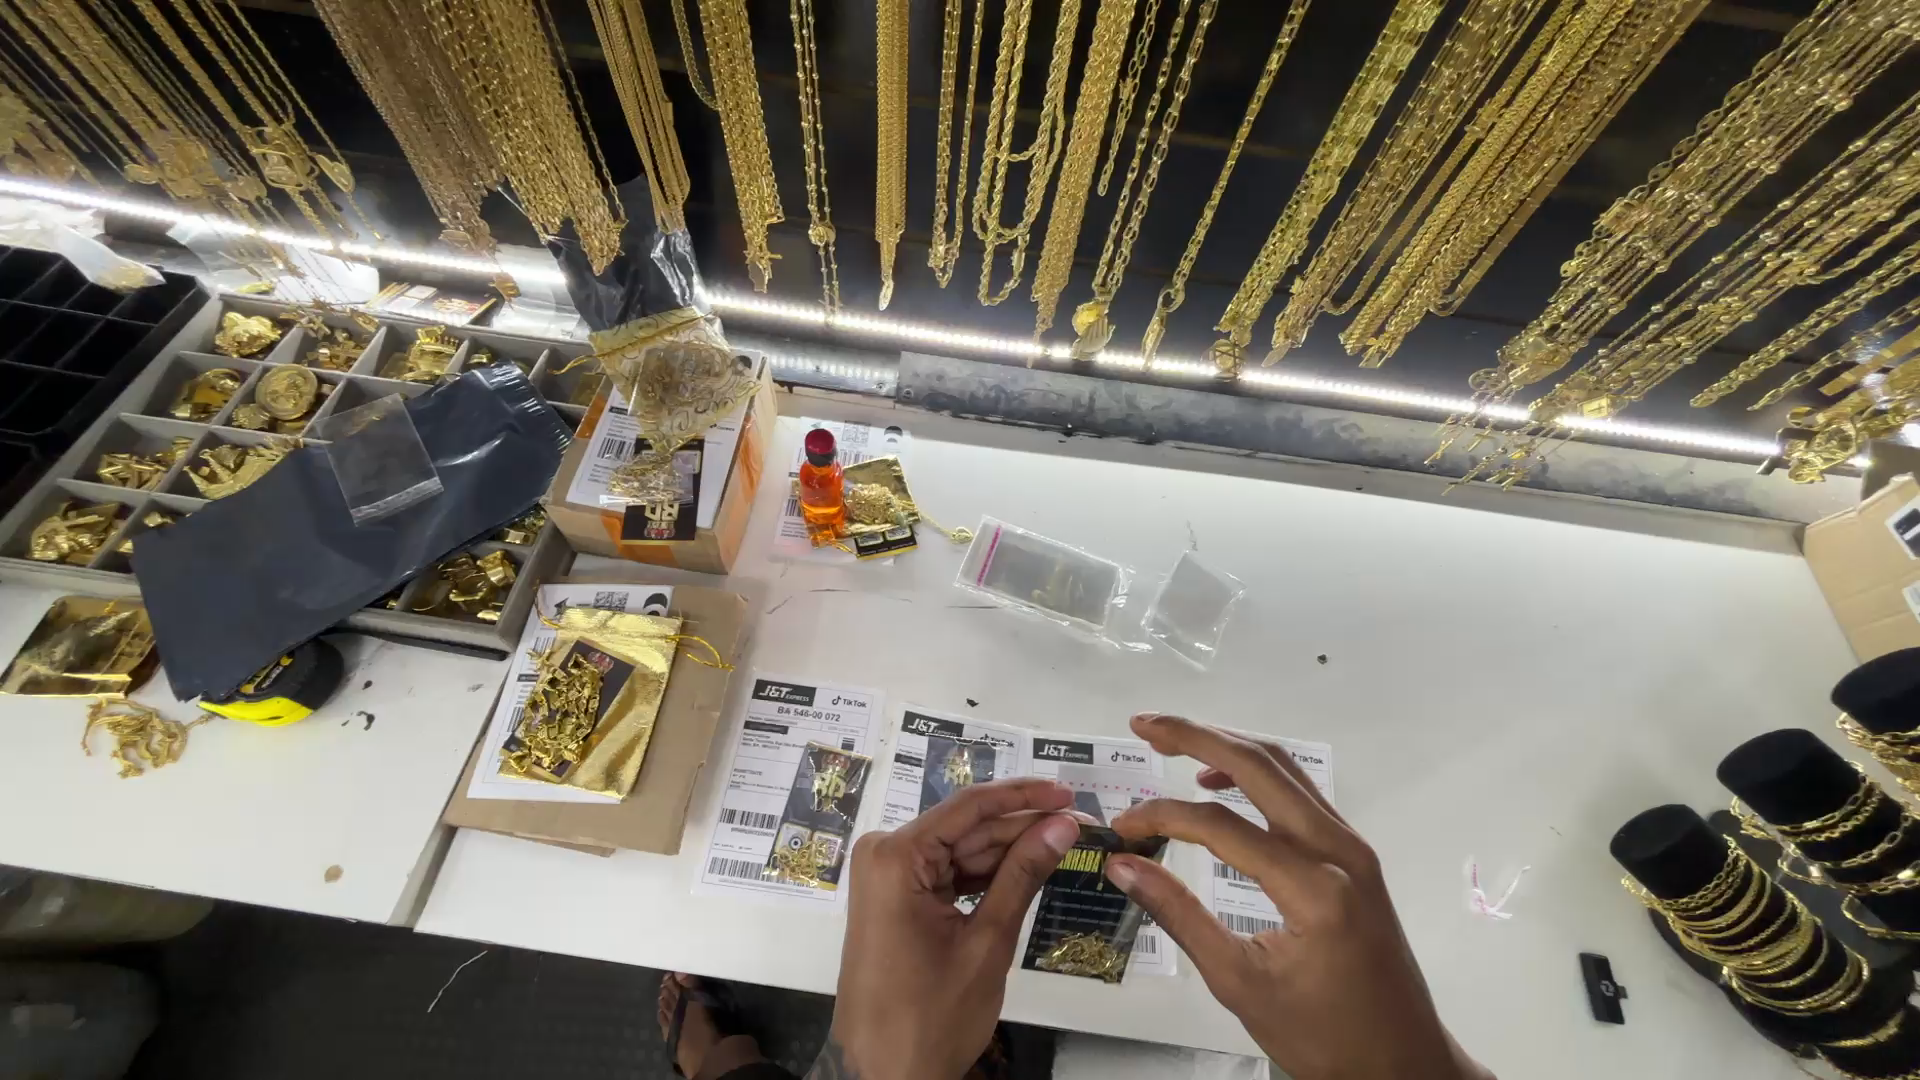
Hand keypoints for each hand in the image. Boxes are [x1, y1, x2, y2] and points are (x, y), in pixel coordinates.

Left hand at [819, 777, 1081, 1079]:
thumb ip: (1023, 875)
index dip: (1023, 796)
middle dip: (1023, 826)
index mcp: (896, 856)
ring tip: (1062, 841)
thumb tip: (1063, 824)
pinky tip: (1028, 866)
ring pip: (961, 849)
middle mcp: (885, 852)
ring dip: (1009, 849)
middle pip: (966, 828)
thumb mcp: (987, 943)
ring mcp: (888, 874)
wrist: (882, 1078)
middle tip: (1077, 822)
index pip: (968, 807)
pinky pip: (948, 871)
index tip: (1067, 791)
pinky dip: (986, 874)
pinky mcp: (897, 894)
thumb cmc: (930, 1017)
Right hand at [1105, 714, 1492, 1079]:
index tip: (1124, 828)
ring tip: (1170, 739)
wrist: (1408, 1066)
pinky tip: (1218, 780)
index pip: (1220, 825)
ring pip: (1281, 766)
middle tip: (1143, 726)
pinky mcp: (1351, 850)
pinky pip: (1297, 788)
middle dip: (1195, 736)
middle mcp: (1337, 848)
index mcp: (1312, 887)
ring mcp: (1350, 844)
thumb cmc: (1323, 1038)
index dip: (1162, 817)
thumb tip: (1123, 864)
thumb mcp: (1239, 983)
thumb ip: (1178, 914)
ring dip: (1224, 744)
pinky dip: (1253, 770)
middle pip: (1259, 766)